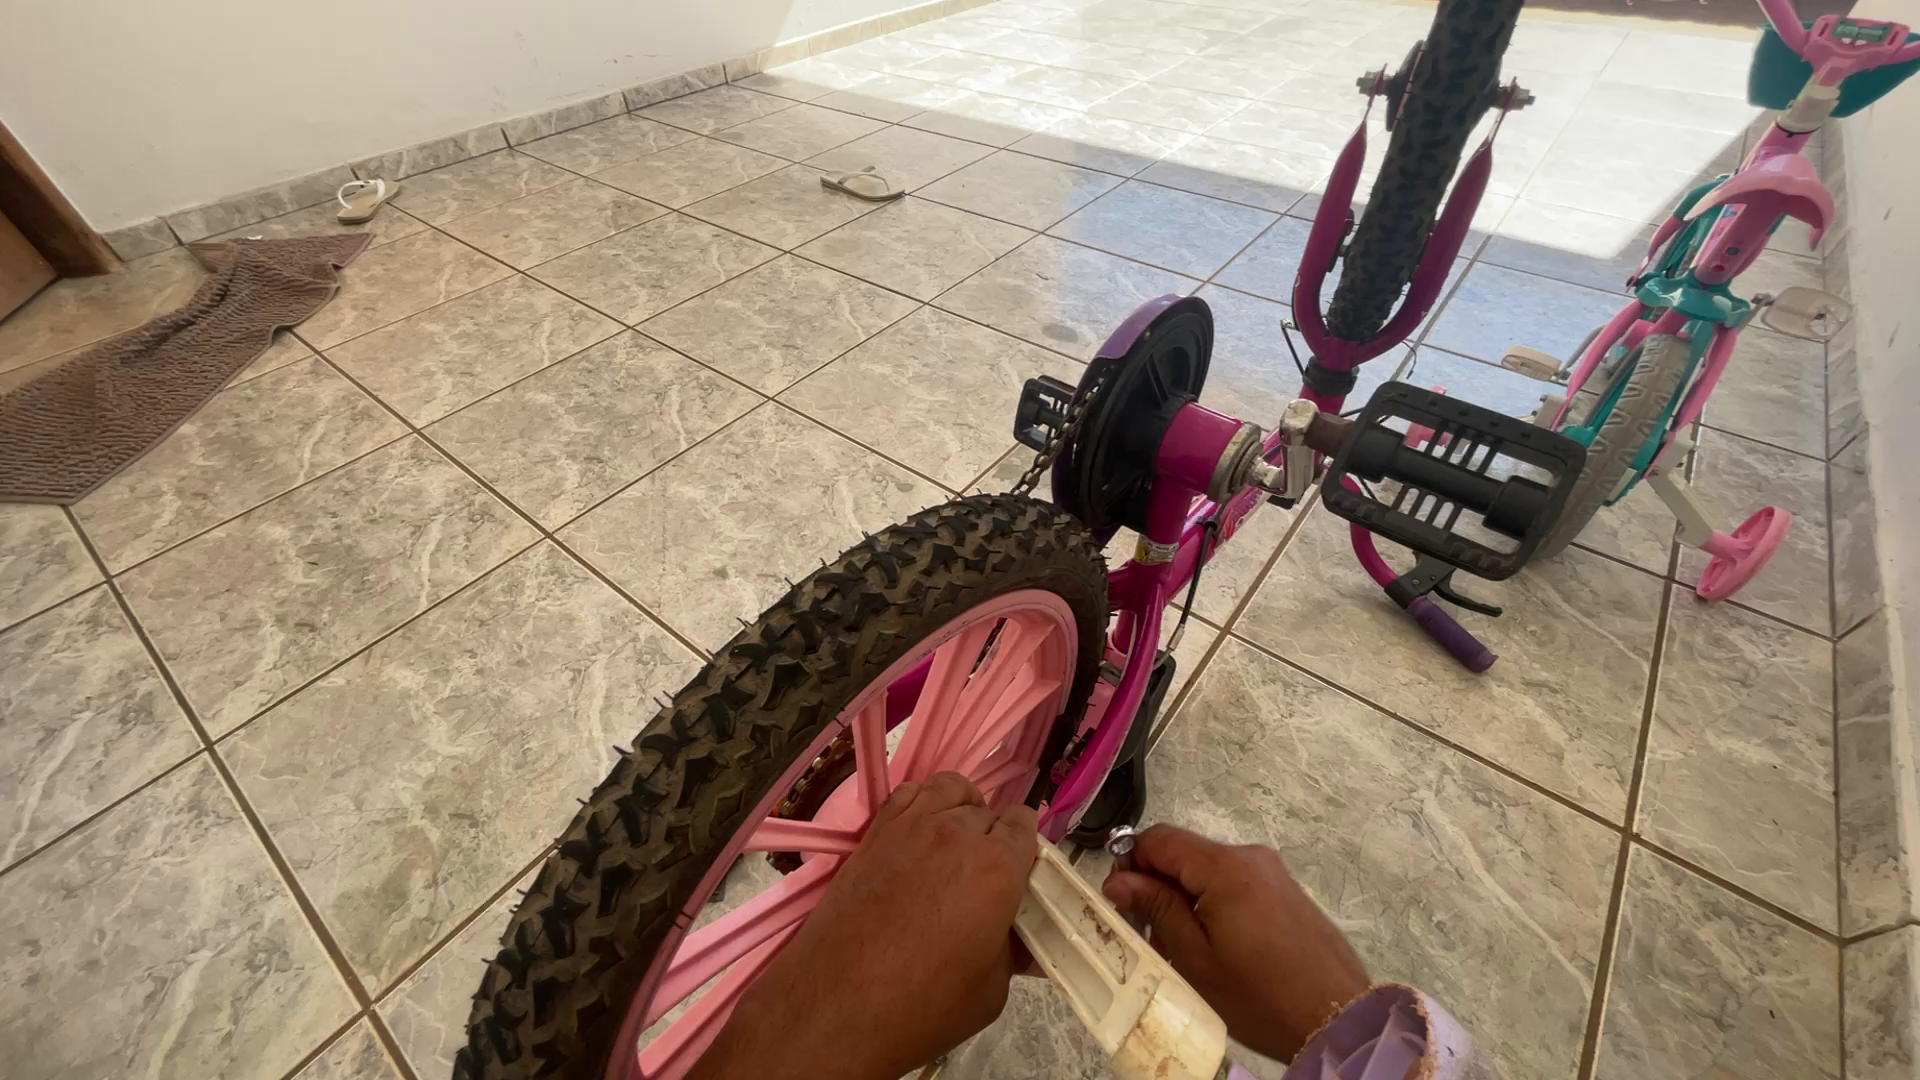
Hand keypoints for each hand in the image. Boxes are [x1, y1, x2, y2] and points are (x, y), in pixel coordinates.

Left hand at [690, 772, 1038, 1079]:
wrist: (837, 1001)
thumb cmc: (922, 1005)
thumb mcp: (990, 991)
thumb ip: (1013, 951)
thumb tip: (1027, 941)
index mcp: (998, 868)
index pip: (1025, 826)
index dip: (1026, 844)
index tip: (1020, 866)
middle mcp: (959, 833)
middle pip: (991, 811)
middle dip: (996, 835)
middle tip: (988, 872)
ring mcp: (915, 824)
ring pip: (954, 788)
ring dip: (964, 807)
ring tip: (959, 837)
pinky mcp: (879, 828)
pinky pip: (912, 791)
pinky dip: (925, 799)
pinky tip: (923, 827)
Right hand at [1102, 824, 1368, 1061]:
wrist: (1342, 1021)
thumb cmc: (1262, 996)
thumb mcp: (1197, 959)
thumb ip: (1156, 908)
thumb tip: (1117, 879)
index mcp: (1224, 866)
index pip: (1158, 838)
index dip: (1130, 861)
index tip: (1121, 901)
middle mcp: (1248, 855)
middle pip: (1183, 851)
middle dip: (1156, 883)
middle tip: (1146, 931)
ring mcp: (1270, 869)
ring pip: (1206, 868)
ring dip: (1183, 895)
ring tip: (1180, 945)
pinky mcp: (1284, 888)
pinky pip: (1232, 880)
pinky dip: (1211, 900)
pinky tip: (1214, 943)